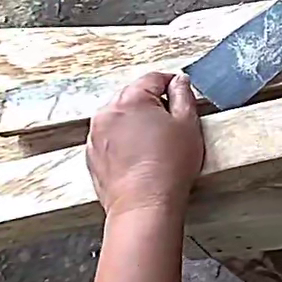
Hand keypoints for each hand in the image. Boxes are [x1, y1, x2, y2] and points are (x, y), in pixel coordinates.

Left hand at [86, 72, 203, 217]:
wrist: (144, 203)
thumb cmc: (169, 165)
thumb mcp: (188, 123)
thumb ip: (184, 95)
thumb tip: (180, 81)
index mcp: (131, 100)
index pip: (153, 78)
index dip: (172, 82)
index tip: (182, 92)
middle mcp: (107, 113)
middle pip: (133, 94)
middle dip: (153, 102)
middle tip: (174, 120)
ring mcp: (96, 134)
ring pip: (121, 115)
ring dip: (138, 120)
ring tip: (158, 140)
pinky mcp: (93, 154)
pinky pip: (112, 135)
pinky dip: (126, 138)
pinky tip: (144, 154)